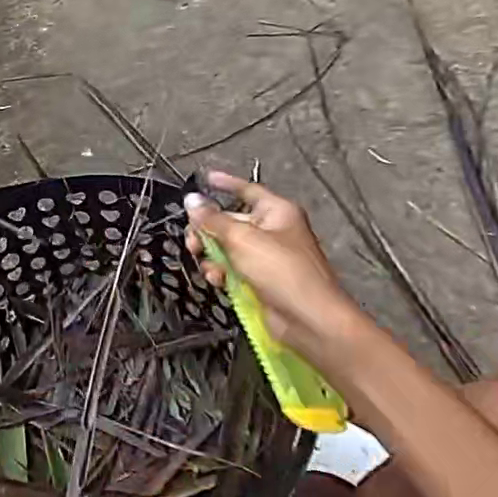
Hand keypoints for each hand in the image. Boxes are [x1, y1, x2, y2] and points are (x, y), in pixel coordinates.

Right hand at [183, 171, 365, 358]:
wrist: (306, 318)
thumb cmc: (283, 272)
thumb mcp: (241, 239)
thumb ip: (212, 220)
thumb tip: (191, 201)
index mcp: (277, 212)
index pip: (247, 190)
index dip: (225, 184)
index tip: (206, 179)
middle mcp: (272, 231)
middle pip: (230, 222)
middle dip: (208, 231)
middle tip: (193, 241)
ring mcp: (266, 257)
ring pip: (226, 248)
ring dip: (212, 256)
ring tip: (209, 267)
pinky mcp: (259, 279)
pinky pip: (232, 269)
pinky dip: (221, 273)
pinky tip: (219, 280)